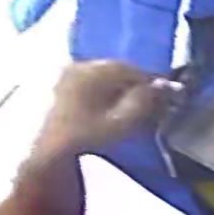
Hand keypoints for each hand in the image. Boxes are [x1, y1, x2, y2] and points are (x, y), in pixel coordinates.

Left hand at [32, 60, 181, 158]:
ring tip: (133, 106)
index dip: (153, 81)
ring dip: (121, 86)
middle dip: (136, 83)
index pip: (131, 68)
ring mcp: (64, 74)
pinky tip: (111, 106)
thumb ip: (145, 101)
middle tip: (152, 103)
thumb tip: (164, 86)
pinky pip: (90, 80)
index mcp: (92, 72)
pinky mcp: (58, 84)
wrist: (46, 148)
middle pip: (115, 68)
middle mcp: (76, 66)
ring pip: (103, 74)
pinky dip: (106, 89)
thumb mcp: (123, 121)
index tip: (167, 97)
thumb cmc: (88, 135)